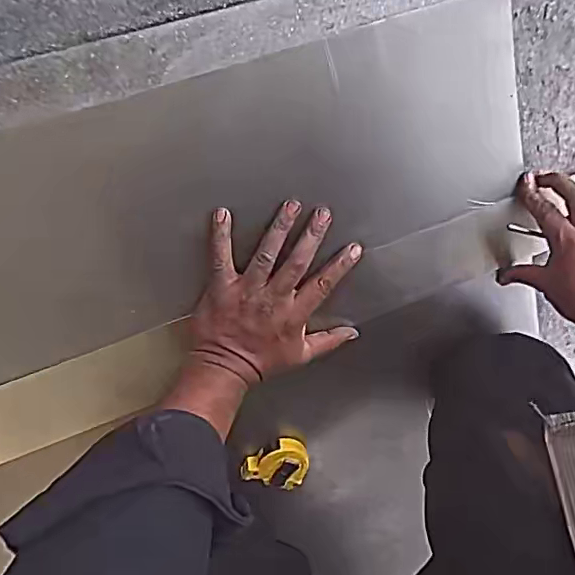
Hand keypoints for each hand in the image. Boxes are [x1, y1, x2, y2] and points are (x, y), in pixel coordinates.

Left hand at [160, 200, 364, 436]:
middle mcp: (273, 297)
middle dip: (311, 235)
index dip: (340, 265)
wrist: (223, 369)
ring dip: (279, 228)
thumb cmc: (260, 363)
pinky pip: (221, 257)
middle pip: (297, 261)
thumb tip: (352, 333)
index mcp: (294, 313)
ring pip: (267, 253)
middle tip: (322, 213)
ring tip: (290, 206)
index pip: (323, 284)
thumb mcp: (301, 355)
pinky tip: (223, 215)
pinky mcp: (222, 286)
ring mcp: (247, 290)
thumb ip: (328, 341)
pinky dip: (221, 235)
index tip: (353, 248)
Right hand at [496, 171, 574, 373]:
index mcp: (567, 239)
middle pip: (572, 193)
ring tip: (562, 197)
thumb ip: (523, 274)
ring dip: (572, 198)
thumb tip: (507, 274)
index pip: (544, 209)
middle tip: (545, 176)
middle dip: (556, 180)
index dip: (531, 193)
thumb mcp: (546, 284)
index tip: (526, 184)